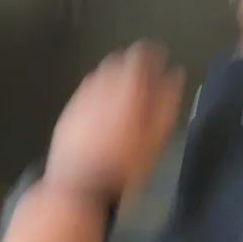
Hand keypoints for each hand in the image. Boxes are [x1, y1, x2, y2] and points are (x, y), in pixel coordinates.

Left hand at [44, 42, 185, 200]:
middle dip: (132, 64)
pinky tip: (101, 114)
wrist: (78, 189)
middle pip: (119, 59)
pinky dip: (97, 94)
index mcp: (128, 84)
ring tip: (122, 96)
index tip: (161, 61)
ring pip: (101, 75)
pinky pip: (85, 93)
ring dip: (113, 78)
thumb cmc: (126, 162)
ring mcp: (82, 97)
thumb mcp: (157, 134)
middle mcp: (103, 83)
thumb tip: (175, 73)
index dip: (154, 53)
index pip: (142, 52)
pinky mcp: (67, 113)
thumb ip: (168, 99)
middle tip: (143, 80)